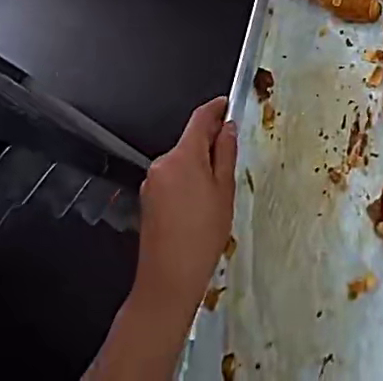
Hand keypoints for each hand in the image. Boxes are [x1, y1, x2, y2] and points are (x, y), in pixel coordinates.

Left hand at [135, 96, 237, 305]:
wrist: (168, 280)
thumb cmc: (203, 234)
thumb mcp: (225, 189)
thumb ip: (226, 152)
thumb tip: (227, 128)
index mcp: (182, 156)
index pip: (200, 118)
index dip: (216, 107)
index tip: (228, 103)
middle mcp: (162, 164)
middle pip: (190, 139)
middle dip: (211, 140)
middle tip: (233, 150)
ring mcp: (152, 182)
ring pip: (182, 159)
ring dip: (200, 161)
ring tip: (220, 184)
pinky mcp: (148, 199)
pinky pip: (172, 176)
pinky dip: (188, 178)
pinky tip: (201, 199)